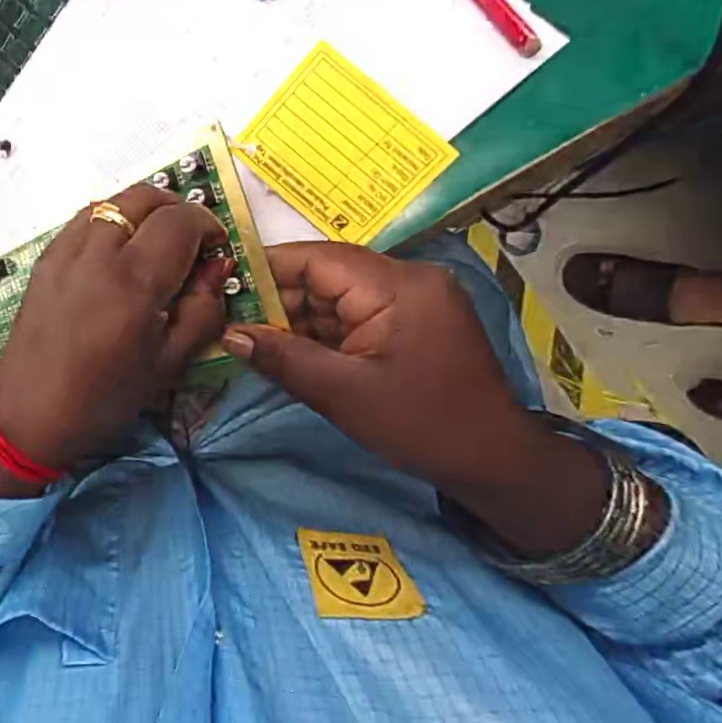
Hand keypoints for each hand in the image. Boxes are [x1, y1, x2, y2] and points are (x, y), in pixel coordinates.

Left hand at [0, 183, 230, 468]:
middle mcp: (95, 256)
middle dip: (177, 209)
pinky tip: (116, 251)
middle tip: (190, 239)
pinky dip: (108, 221)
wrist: (30, 413)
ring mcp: (63, 253)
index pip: (180, 222)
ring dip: (141, 210)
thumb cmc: (104, 399)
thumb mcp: (168, 363)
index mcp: (132, 283)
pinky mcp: (44, 260)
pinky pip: (82, 220)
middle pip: (144, 197)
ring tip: (154, 241)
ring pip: (110, 202)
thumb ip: (202, 309)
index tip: (215, 248)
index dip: (208, 225)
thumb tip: (216, 265)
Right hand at [222, 243, 609, 556]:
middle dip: (277, 300)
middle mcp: (407, 280)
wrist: (497, 464)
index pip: (317, 258)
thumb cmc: (423, 425)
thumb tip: (229, 336)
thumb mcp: (342, 393)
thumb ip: (282, 358)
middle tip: (230, 321)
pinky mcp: (409, 321)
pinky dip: (319, 332)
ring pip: (334, 296)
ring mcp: (410, 300)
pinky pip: (352, 315)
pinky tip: (285, 348)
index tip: (224, 284)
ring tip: (248, 337)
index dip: (266, 268)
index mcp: (398, 286)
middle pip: (324, 275)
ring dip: (294, 318)